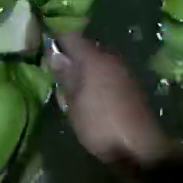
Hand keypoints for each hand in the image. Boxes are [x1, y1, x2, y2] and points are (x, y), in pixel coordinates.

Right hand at [47, 33, 179, 166]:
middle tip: (53, 68)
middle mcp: (111, 58)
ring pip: (98, 60)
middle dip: (70, 54)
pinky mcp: (132, 84)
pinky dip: (97, 77)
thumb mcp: (74, 103)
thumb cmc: (100, 124)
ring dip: (85, 67)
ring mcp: (124, 70)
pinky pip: (108, 72)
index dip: (56, 39)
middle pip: (86, 47)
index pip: (71, 36)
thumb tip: (55, 54)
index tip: (42, 47)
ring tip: (68, 82)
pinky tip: (89, 92)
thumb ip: (65, 76)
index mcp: (94, 59)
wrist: (139, 146)